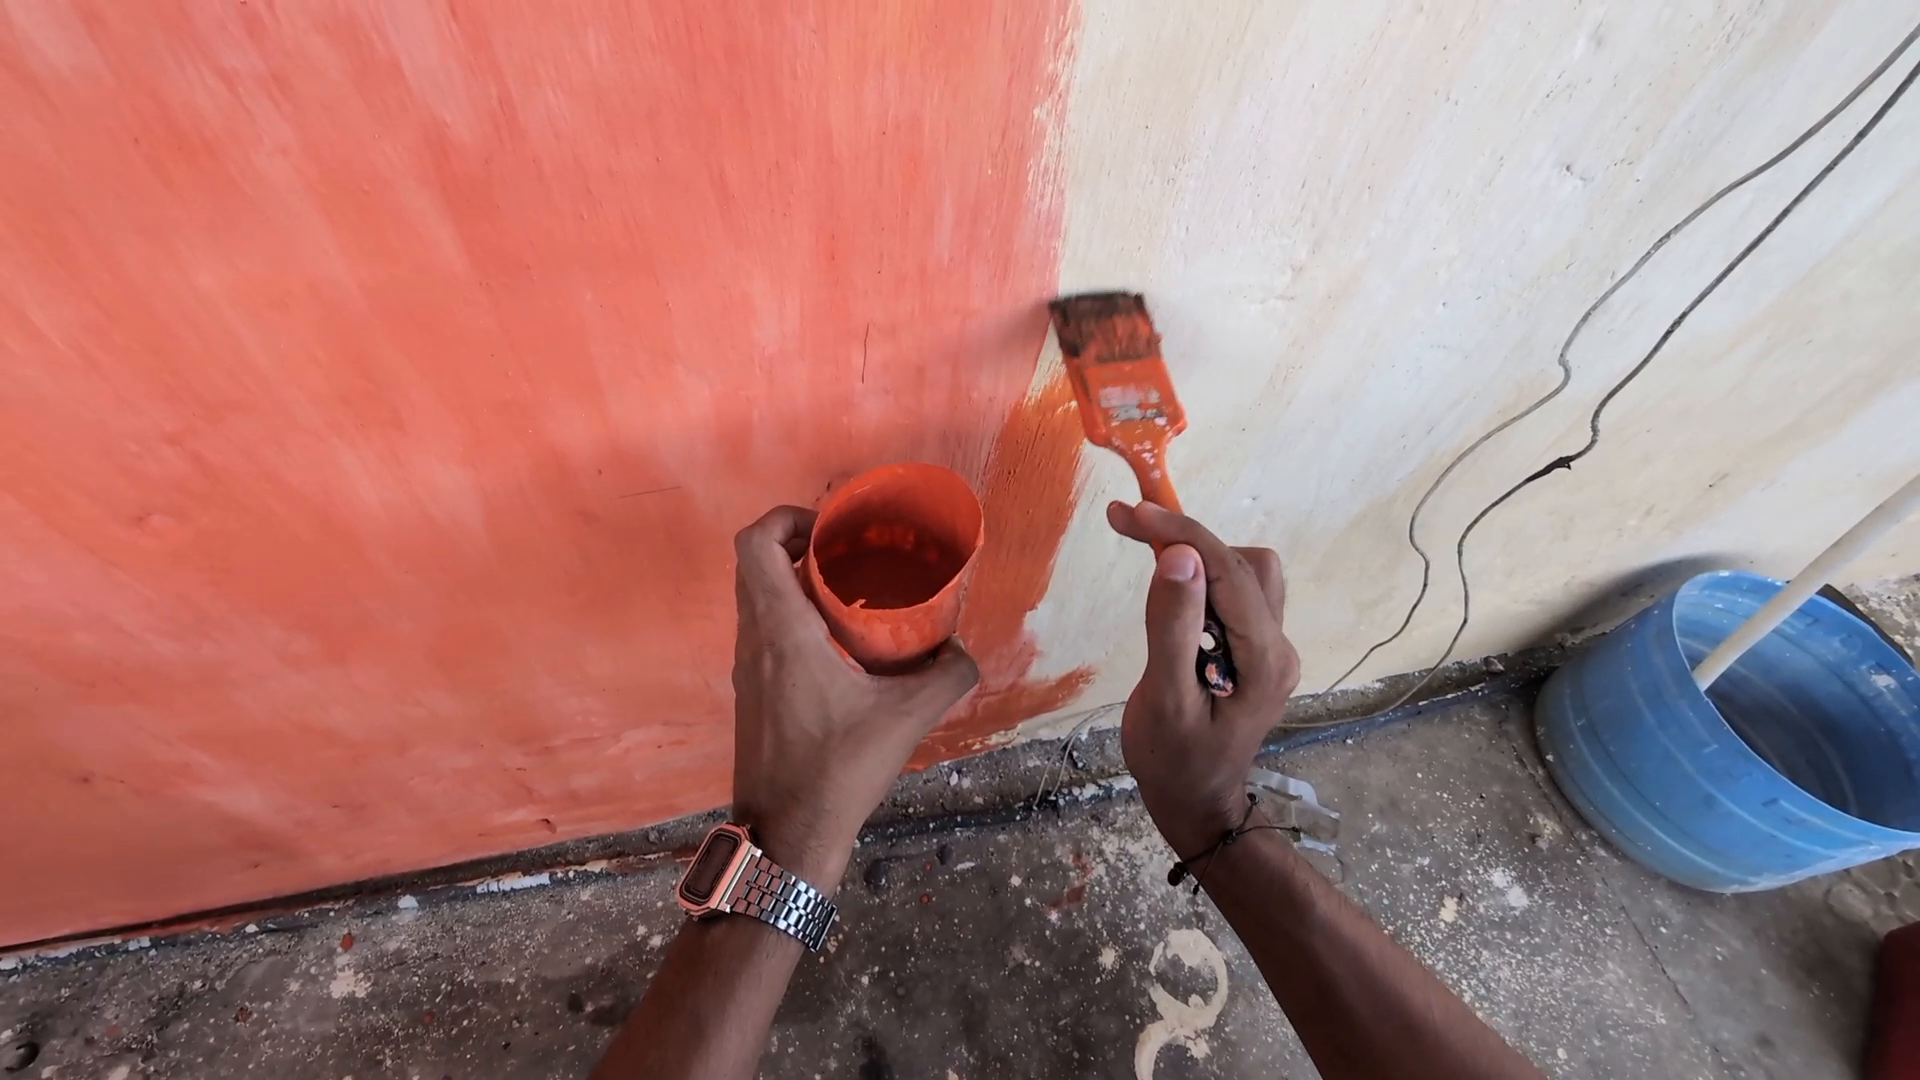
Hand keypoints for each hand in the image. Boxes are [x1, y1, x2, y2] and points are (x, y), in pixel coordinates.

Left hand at [729, 506, 980, 891]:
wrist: (786, 836)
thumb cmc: (839, 769)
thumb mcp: (907, 718)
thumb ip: (948, 676)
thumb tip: (964, 650)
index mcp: (782, 632)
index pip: (755, 544)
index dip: (786, 518)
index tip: (830, 528)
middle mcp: (753, 640)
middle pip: (753, 563)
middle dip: (796, 543)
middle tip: (847, 553)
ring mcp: (745, 667)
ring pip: (755, 597)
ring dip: (792, 579)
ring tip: (848, 590)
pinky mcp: (750, 691)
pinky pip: (762, 628)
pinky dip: (790, 614)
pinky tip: (837, 640)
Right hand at [1106, 501, 1300, 858]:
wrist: (1195, 803)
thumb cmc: (1172, 760)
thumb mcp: (1165, 698)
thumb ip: (1173, 627)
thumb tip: (1180, 556)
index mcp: (1264, 657)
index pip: (1228, 571)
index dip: (1181, 534)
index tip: (1132, 511)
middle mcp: (1278, 644)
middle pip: (1240, 562)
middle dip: (1184, 537)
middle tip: (1128, 524)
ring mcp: (1271, 646)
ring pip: (1244, 571)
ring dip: (1196, 553)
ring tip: (1147, 552)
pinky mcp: (1255, 649)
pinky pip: (1235, 593)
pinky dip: (1201, 575)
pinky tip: (1170, 587)